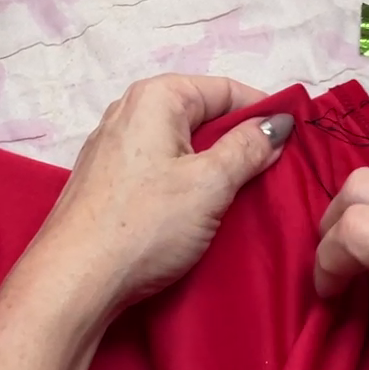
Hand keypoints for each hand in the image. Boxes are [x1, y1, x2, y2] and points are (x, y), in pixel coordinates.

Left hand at [35, 74, 293, 310]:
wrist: (73, 280)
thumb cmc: (145, 223)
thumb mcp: (210, 183)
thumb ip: (248, 148)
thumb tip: (277, 125)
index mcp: (156, 96)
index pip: (225, 89)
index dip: (263, 111)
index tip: (295, 140)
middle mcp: (130, 109)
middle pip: (201, 113)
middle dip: (239, 139)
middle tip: (276, 170)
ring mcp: (113, 144)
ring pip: (181, 141)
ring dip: (214, 162)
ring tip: (245, 191)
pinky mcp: (107, 177)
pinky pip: (160, 163)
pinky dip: (186, 177)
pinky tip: (202, 206)